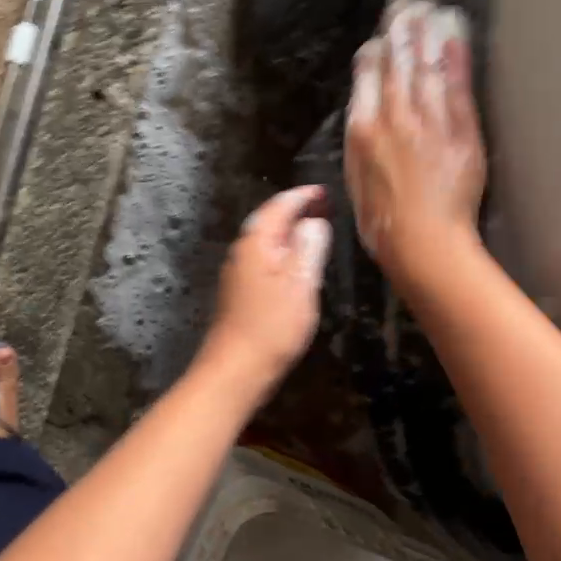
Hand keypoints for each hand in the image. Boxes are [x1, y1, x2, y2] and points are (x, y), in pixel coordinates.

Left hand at [203, 186, 332, 392]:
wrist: (236, 369)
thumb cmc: (272, 326)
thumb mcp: (300, 284)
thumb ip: (309, 248)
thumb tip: (314, 221)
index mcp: (256, 243)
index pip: (278, 206)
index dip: (302, 197)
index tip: (323, 191)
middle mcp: (242, 251)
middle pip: (269, 221)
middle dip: (296, 211)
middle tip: (324, 206)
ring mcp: (239, 272)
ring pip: (267, 241)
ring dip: (290, 232)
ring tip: (316, 230)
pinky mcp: (241, 292)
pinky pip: (265, 259)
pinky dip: (283, 253)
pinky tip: (297, 264)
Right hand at [344, 0, 486, 276]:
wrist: (422, 242)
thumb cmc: (384, 223)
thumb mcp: (356, 179)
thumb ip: (362, 142)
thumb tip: (365, 116)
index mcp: (362, 129)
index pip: (366, 76)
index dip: (374, 53)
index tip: (381, 39)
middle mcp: (392, 117)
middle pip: (396, 63)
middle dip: (401, 31)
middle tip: (408, 5)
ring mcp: (428, 121)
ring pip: (426, 67)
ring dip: (427, 34)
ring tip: (430, 9)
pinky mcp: (459, 131)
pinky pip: (457, 86)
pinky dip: (455, 57)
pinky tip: (455, 34)